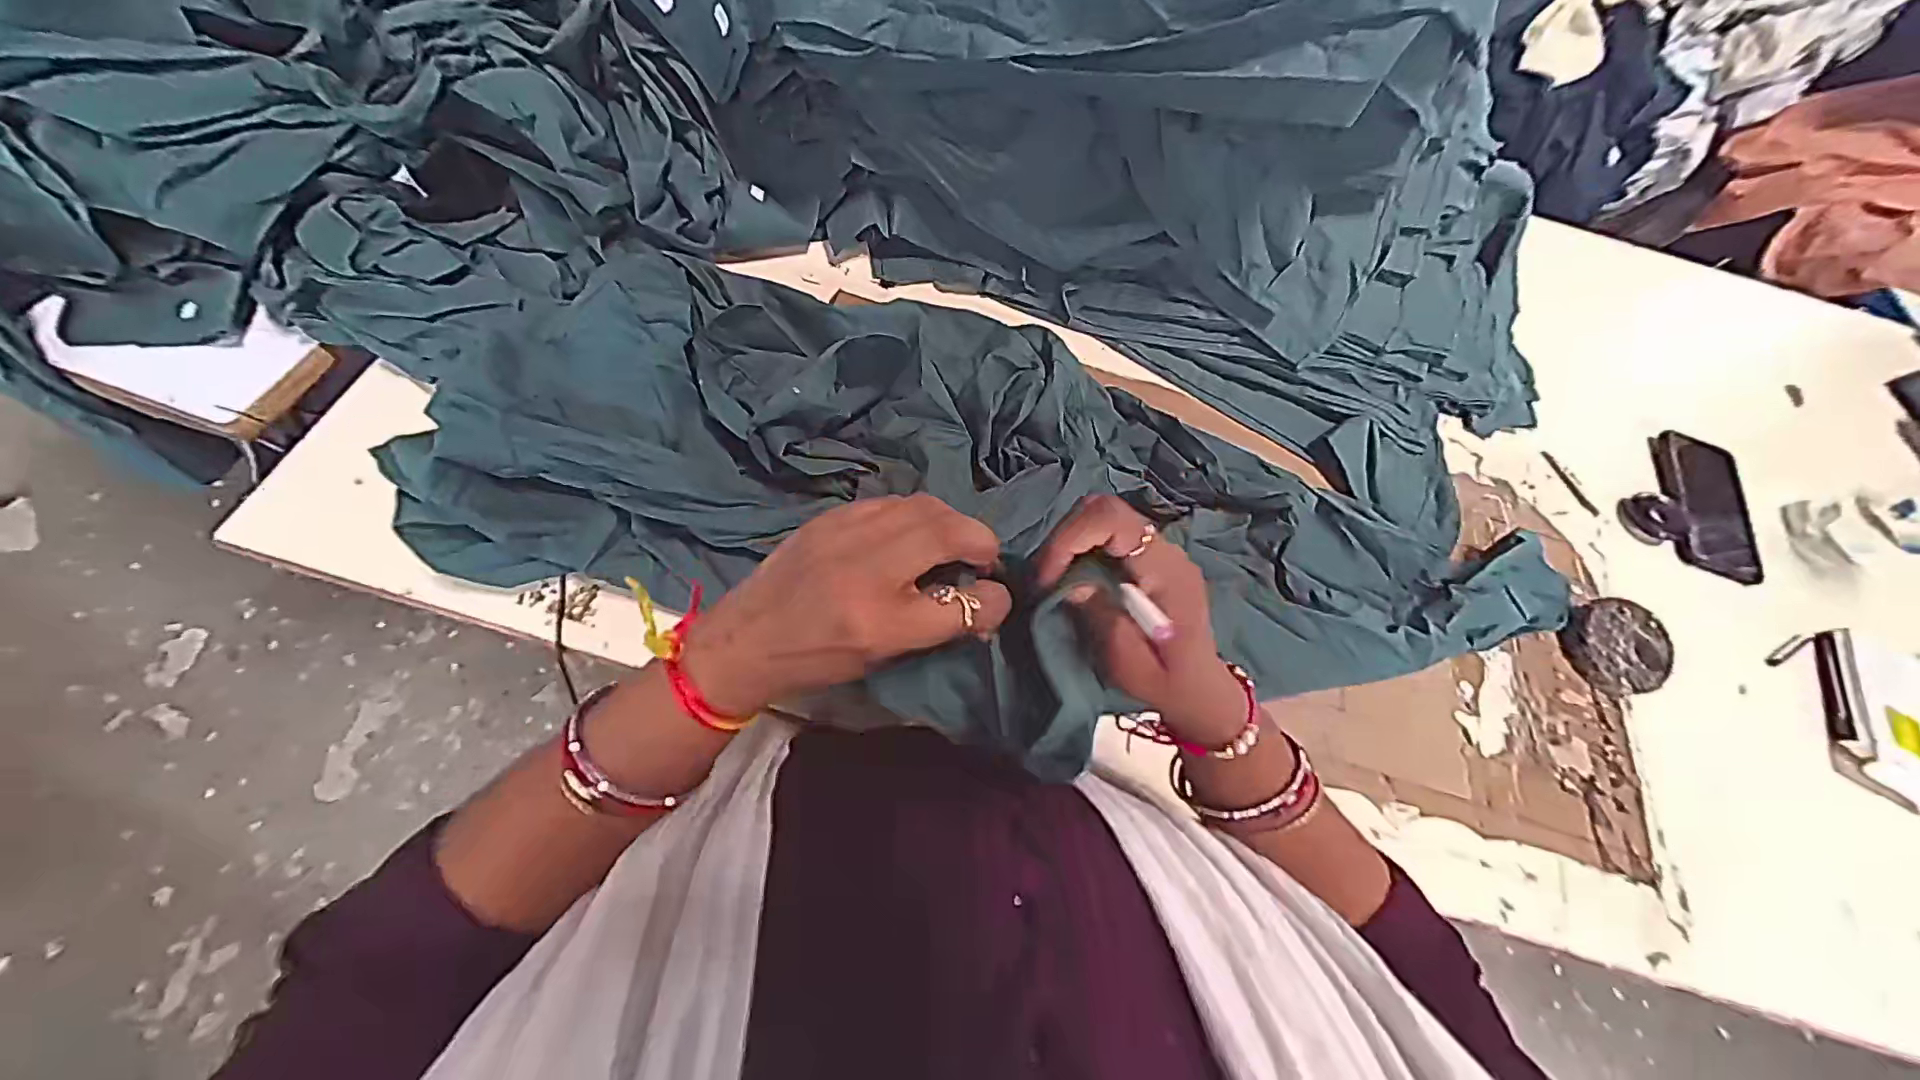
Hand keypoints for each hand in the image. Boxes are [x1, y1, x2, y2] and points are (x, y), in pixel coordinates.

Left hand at [679, 495, 1011, 715]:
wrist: (747, 637)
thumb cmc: (817, 657)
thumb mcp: (882, 656)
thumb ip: (938, 626)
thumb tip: (986, 602)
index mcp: (878, 621)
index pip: (961, 602)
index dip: (993, 598)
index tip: (997, 594)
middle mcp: (864, 569)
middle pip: (947, 530)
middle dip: (978, 539)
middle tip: (980, 559)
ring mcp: (844, 533)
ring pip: (922, 506)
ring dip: (949, 522)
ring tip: (949, 544)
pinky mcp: (830, 516)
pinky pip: (891, 502)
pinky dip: (914, 515)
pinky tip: (909, 534)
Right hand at [1034, 495, 1247, 744]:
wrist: (1199, 691)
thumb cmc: (1166, 681)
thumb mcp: (1127, 661)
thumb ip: (1100, 615)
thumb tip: (1071, 584)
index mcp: (1165, 569)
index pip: (1112, 519)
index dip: (1069, 537)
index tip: (1048, 577)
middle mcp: (1164, 549)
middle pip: (1103, 509)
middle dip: (1064, 538)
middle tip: (1045, 578)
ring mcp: (1158, 551)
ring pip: (1102, 518)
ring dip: (1070, 543)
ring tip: (1054, 580)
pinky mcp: (1148, 560)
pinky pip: (1107, 536)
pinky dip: (1081, 550)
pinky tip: (1073, 580)